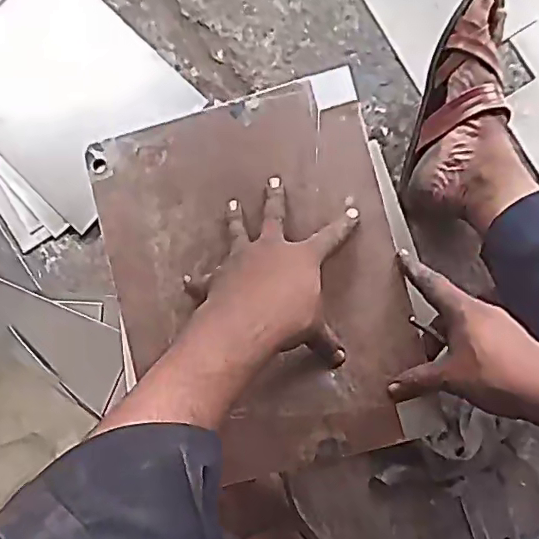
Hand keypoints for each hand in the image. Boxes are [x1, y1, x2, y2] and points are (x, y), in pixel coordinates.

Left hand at [184, 176, 361, 368]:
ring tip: (231, 205)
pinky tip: (187, 279)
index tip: (351, 212)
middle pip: (274, 216)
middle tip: (272, 180)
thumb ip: (324, 341)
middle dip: (275, 198)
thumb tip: (339, 358)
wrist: (246, 324)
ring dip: (234, 218)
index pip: (330, 237)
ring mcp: (241, 258)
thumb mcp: (312, 331)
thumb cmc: (287, 321)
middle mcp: (270, 249)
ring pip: (237, 232)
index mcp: (302, 257)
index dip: (342, 226)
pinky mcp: (218, 276)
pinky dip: (196, 279)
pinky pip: (205, 277)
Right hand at [386, 250, 538, 418]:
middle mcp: (483, 312)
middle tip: (419, 354)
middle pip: (445, 313)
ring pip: (463, 329)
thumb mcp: (450, 378)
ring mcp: (500, 326)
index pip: (432, 284)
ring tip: (441, 371)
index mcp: (464, 310)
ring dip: (447, 346)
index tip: (404, 257)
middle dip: (429, 334)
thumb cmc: (501, 374)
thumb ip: (418, 380)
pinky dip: (465, 353)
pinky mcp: (511, 342)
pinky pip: (478, 340)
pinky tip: (464, 375)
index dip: (414, 271)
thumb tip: (396, 387)